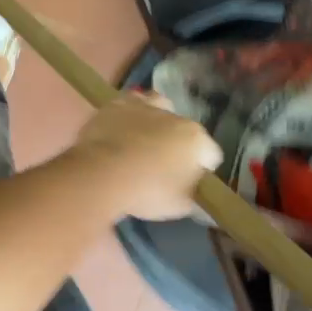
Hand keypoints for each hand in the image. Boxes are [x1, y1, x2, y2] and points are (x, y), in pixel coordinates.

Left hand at [71, 93, 222, 220]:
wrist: (100, 173)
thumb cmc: (147, 191)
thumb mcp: (180, 205)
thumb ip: (192, 194)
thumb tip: (192, 191)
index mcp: (195, 139)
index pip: (210, 154)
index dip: (202, 169)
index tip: (190, 181)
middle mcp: (172, 116)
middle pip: (183, 127)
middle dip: (178, 141)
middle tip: (164, 161)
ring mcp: (141, 107)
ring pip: (156, 105)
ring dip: (154, 119)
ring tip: (143, 137)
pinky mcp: (113, 105)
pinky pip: (126, 106)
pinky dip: (126, 116)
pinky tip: (120, 129)